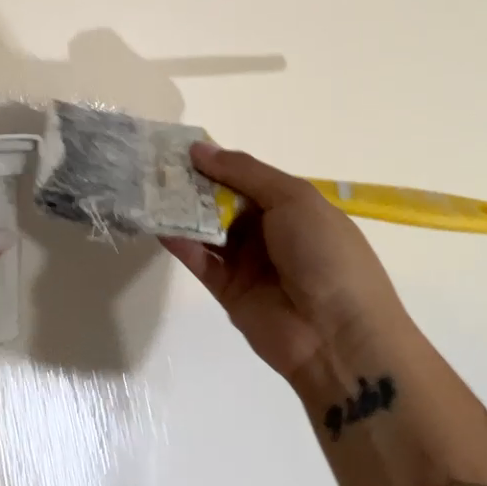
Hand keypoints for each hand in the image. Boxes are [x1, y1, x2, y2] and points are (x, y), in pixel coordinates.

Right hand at [161, 143, 413, 384]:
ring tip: (148, 189)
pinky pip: (199, 259)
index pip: (246, 177)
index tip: (179, 148)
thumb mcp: (294, 200)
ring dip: (181, 210)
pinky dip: (179, 241)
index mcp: (293, 207)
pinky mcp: (227, 289)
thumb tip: (199, 149)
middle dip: (192, 184)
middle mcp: (268, 231)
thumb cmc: (326, 256)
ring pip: (206, 228)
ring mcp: (247, 262)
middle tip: (154, 165)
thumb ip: (244, 173)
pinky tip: (158, 224)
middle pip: (222, 201)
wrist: (338, 337)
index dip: (216, 162)